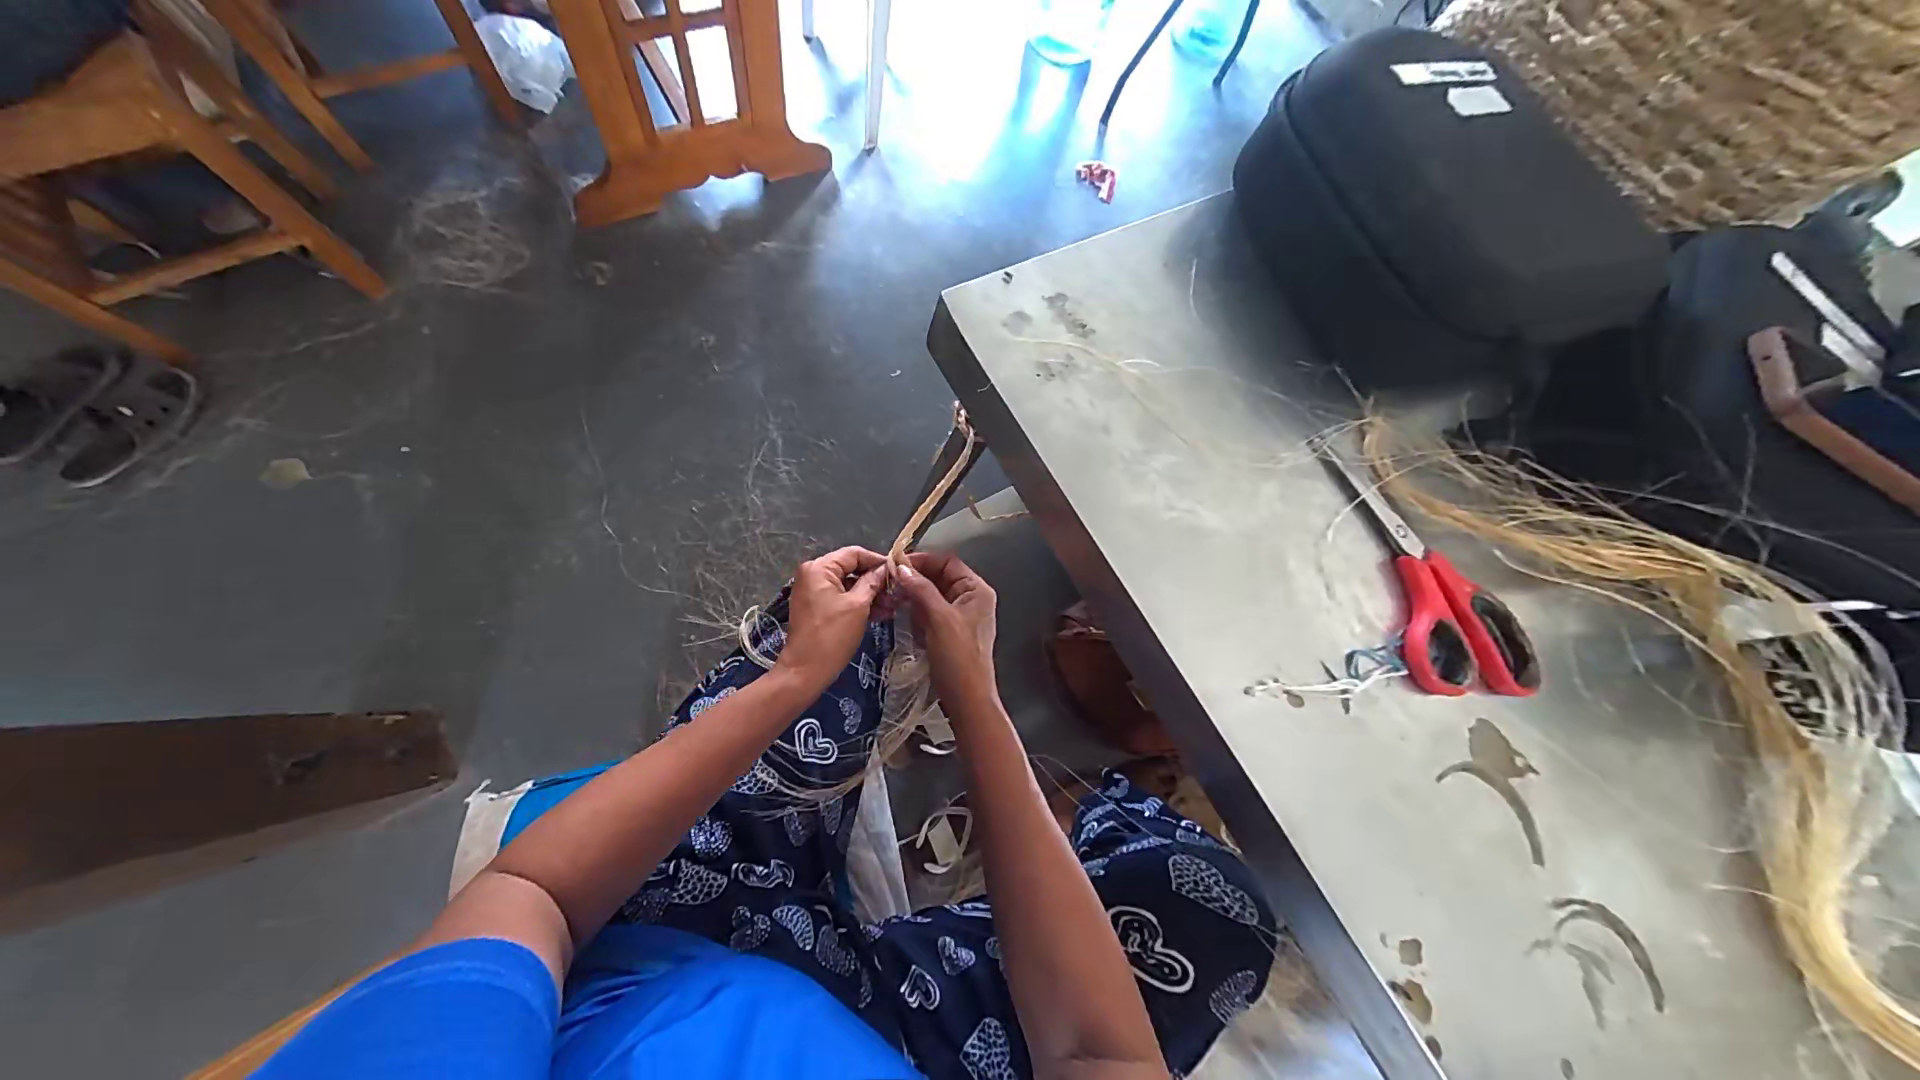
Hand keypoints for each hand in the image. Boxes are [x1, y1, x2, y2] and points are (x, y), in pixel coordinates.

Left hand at [777, 546, 890, 693]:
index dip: (878, 561)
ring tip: (892, 607)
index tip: (898, 572)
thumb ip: (873, 582)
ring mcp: (814, 591)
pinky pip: (842, 597)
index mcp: (819, 568)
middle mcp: (814, 574)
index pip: (854, 553)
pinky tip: (880, 613)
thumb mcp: (858, 606)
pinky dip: (859, 603)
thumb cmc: (832, 636)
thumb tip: (886, 569)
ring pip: (849, 584)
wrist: (805, 671)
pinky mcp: (817, 607)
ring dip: (870, 594)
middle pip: (851, 568)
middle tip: (898, 592)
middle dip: (875, 581)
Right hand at [892, 552, 998, 711]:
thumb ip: (920, 589)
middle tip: (890, 582)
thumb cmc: (958, 657)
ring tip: (893, 598)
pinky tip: (904, 617)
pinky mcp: (950, 633)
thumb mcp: (938, 618)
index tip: (896, 564)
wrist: (967, 699)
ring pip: (933, 596)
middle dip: (916, 580)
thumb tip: (900, 567)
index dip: (923, 560)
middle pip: (939, 578)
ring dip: (914, 597)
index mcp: (976, 590)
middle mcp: (971, 599)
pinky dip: (918, 613)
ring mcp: (961, 617)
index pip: (948, 563)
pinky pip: (931, 614)